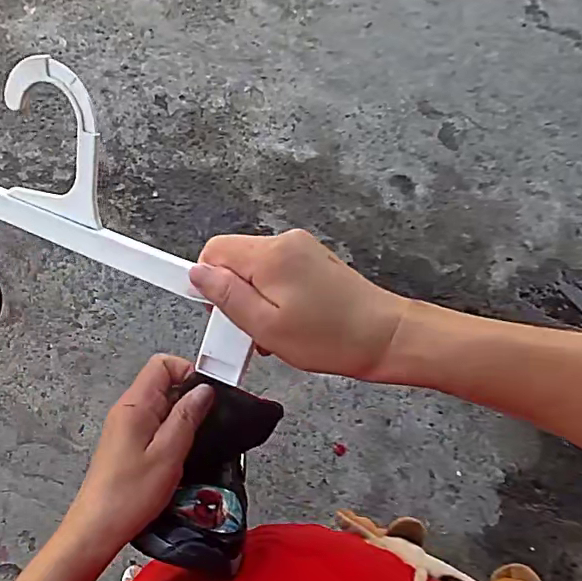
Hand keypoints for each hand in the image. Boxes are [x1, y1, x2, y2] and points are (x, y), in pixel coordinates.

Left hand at [56, 354, 214, 561]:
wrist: (98, 528)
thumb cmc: (128, 495)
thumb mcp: (169, 453)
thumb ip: (187, 417)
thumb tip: (204, 391)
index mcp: (134, 406)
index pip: (163, 364)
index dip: (189, 373)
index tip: (207, 396)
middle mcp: (126, 411)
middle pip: (163, 383)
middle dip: (189, 399)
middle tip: (203, 426)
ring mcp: (125, 427)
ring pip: (161, 406)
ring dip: (181, 420)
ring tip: (190, 445)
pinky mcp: (126, 444)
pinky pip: (154, 426)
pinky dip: (171, 435)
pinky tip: (177, 457)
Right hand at [190, 229, 410, 379]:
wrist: (385, 338)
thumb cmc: (332, 338)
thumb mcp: (266, 327)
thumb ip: (226, 296)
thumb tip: (197, 274)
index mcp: (271, 255)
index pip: (214, 251)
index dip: (207, 282)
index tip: (215, 310)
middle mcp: (286, 243)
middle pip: (234, 260)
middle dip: (233, 295)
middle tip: (250, 329)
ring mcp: (302, 250)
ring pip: (254, 270)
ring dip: (254, 300)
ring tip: (274, 332)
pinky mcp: (313, 261)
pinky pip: (276, 274)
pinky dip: (273, 298)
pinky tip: (289, 323)